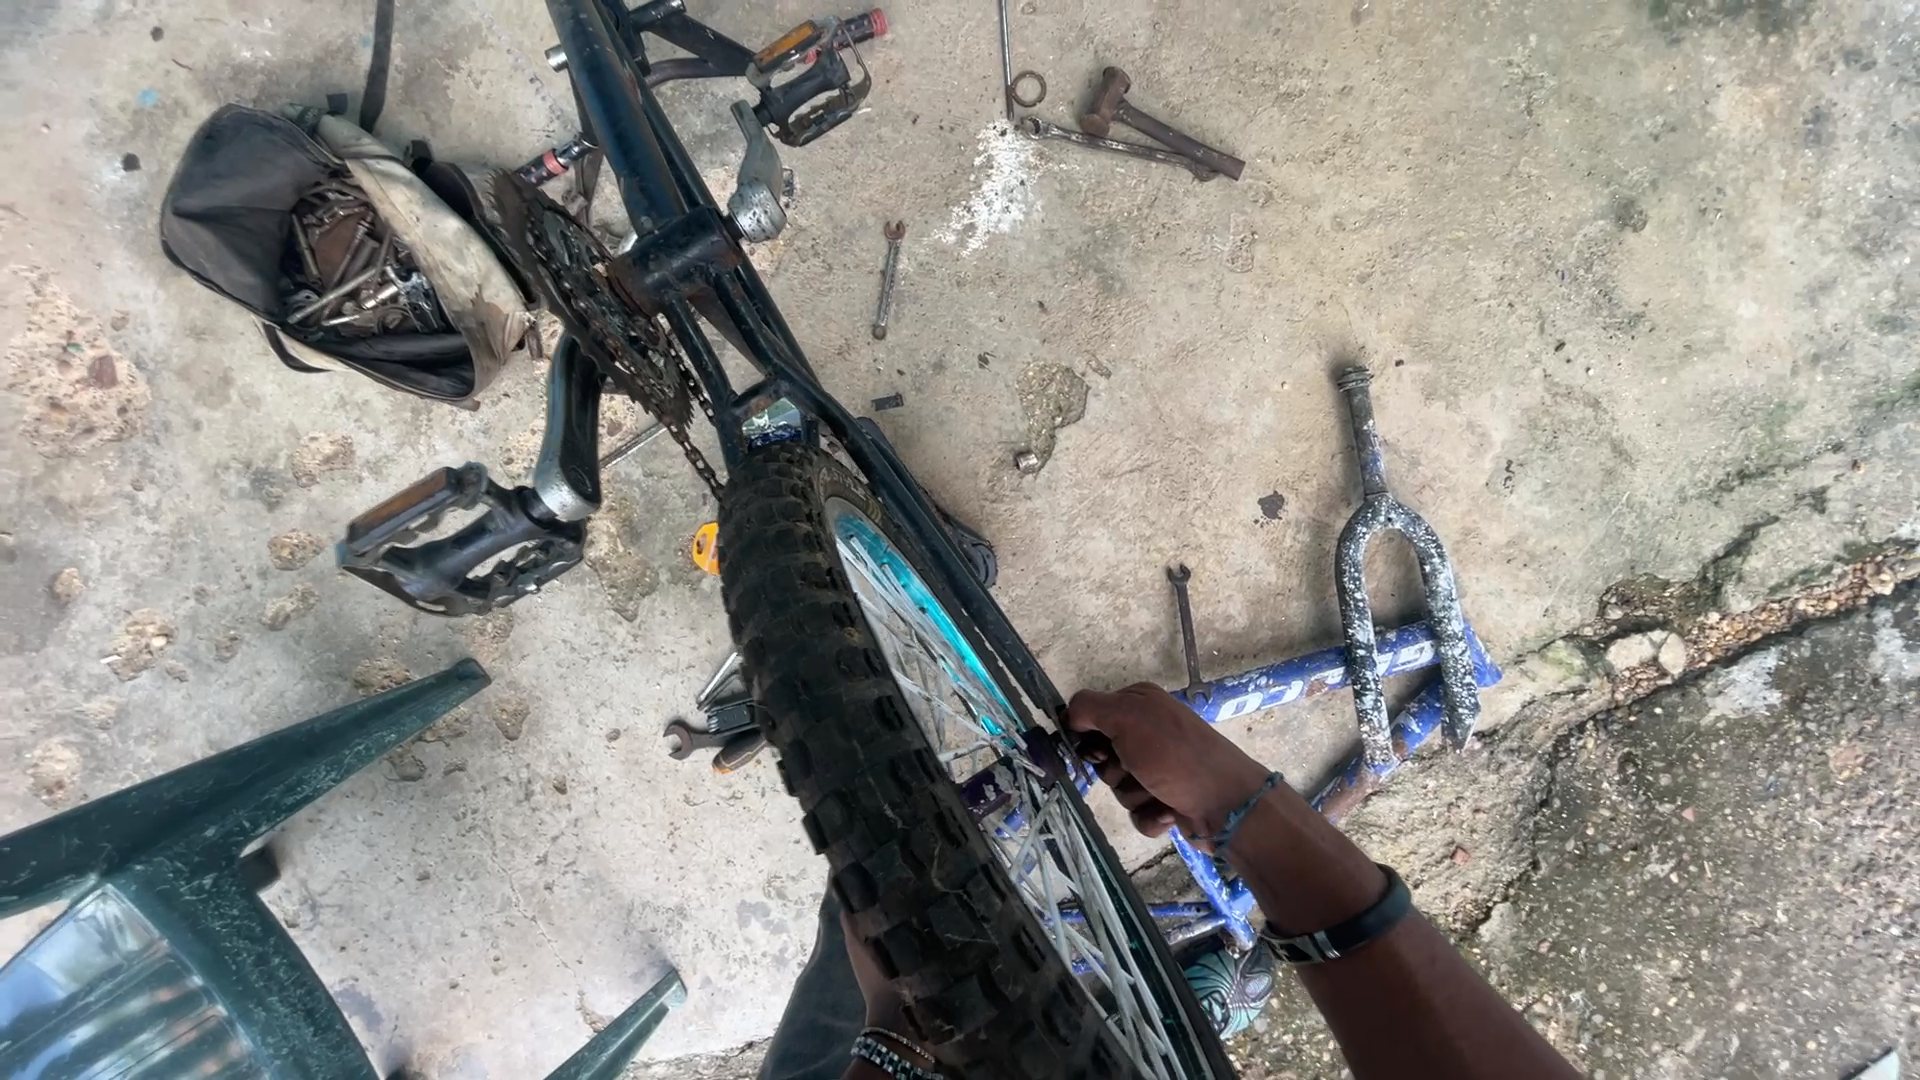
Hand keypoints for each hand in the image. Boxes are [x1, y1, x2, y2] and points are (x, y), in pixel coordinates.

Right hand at [1065, 683, 1271, 845]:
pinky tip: (1168, 812)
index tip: (1096, 748)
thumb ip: (1088, 707)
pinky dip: (1149, 816)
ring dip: (1134, 794)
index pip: (1092, 715)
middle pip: (1101, 755)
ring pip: (1117, 786)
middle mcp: (1148, 732)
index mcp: (1139, 704)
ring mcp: (1158, 768)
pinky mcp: (1166, 800)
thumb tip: (1068, 715)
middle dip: (1113, 769)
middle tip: (1133, 768)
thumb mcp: (1126, 716)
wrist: (1227, 803)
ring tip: (1159, 791)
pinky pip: (1136, 812)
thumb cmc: (1174, 754)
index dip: (1087, 736)